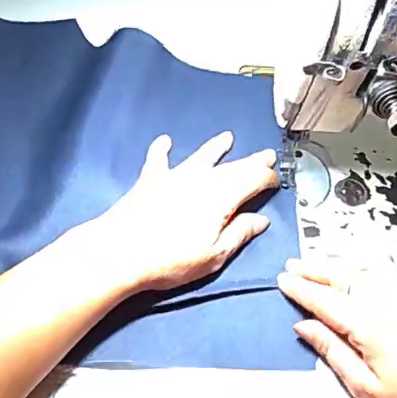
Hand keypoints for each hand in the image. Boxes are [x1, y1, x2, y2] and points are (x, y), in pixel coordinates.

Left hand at [72, 132, 279, 294]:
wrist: (121, 252)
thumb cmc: (169, 259)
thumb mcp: (214, 254)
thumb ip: (239, 233)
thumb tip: (258, 221)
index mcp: (222, 197)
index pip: (254, 180)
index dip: (268, 178)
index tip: (275, 181)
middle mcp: (201, 180)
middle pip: (233, 166)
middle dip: (252, 161)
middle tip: (265, 155)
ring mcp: (174, 177)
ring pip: (202, 157)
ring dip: (216, 147)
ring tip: (227, 138)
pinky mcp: (150, 181)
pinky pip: (159, 159)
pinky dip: (163, 149)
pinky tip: (165, 141)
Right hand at [277, 252, 396, 397]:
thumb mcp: (366, 389)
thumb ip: (332, 352)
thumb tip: (306, 328)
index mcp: (370, 325)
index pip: (324, 299)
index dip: (300, 288)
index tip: (284, 281)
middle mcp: (391, 301)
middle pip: (343, 274)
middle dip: (315, 268)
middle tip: (295, 266)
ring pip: (370, 263)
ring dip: (343, 259)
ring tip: (325, 260)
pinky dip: (387, 255)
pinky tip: (378, 254)